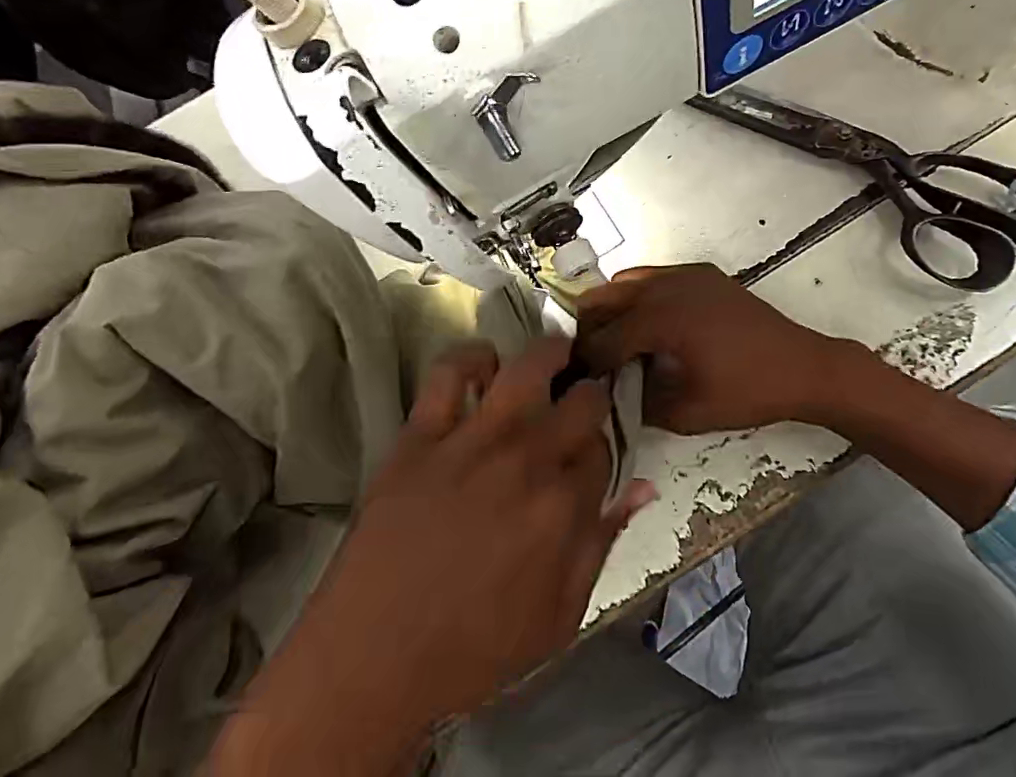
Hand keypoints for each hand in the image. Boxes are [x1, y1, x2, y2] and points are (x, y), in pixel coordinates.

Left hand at [211, 339, 654, 776]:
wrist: (372, 661)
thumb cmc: (474, 649)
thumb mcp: (560, 616)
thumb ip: (604, 543)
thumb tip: (643, 486)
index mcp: (565, 506)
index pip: (605, 447)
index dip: (604, 441)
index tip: (594, 445)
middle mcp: (528, 461)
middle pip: (580, 400)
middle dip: (591, 393)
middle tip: (582, 398)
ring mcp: (472, 442)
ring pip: (526, 369)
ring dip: (548, 353)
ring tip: (554, 354)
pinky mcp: (421, 437)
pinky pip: (449, 373)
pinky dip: (471, 357)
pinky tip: (483, 367)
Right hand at [576, 264, 887, 435]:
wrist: (802, 367)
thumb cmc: (748, 392)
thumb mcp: (687, 412)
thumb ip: (640, 404)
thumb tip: (610, 396)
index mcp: (662, 318)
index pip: (605, 337)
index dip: (586, 362)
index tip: (577, 381)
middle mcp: (668, 286)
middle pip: (605, 297)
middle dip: (590, 328)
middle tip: (590, 360)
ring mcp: (688, 275)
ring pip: (627, 281)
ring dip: (613, 308)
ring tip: (617, 342)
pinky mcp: (704, 274)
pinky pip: (655, 276)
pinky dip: (640, 296)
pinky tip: (651, 326)